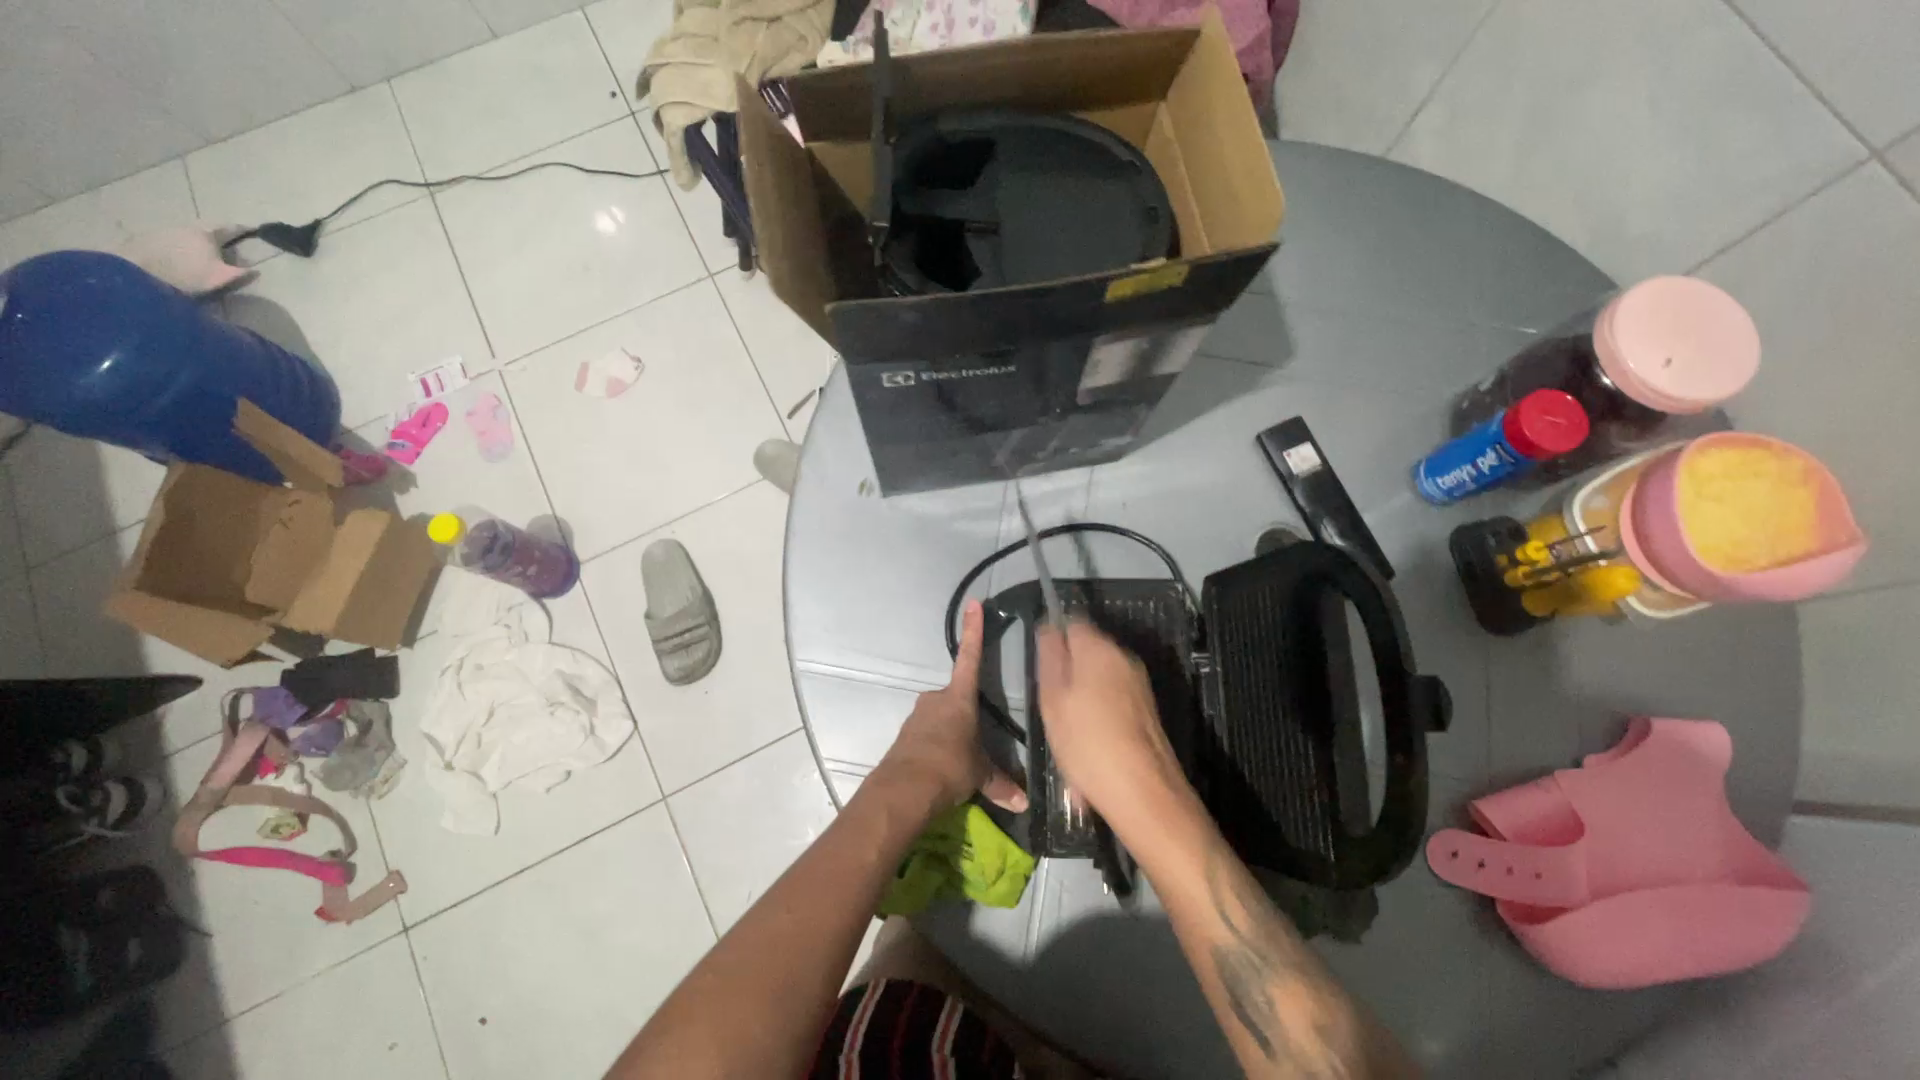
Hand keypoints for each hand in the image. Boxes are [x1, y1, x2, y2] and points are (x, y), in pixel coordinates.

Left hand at [873, 600, 1028, 813]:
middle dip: (965, 719)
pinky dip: (935, 752)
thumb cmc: (950, 768)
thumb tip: (1023, 803)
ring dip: (949, 738)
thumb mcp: (980, 776)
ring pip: (940, 721)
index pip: (970, 658)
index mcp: (959, 699)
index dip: (973, 631)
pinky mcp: (904, 738)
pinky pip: (926, 739)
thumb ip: (1001, 784)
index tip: (972, 604)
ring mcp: (917, 718)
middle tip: (976, 746)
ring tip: (960, 765)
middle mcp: (936, 700)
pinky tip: (942, 772)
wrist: (905, 788)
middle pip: (955, 700)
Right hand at [1035, 621, 1184, 820]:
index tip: (1041, 668)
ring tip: (1070, 731)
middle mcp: (1123, 657)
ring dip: (1083, 695)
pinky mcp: (1147, 708)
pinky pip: (1114, 699)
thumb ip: (1050, 656)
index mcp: (1099, 648)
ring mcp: (1139, 683)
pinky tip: (1091, 745)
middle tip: (1052, 704)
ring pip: (1100, 677)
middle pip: (1088, 650)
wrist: (1142, 789)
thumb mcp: (1052, 699)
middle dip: (1069, 670)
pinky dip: (1100, 714)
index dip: (1053, 638)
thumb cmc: (1086, 742)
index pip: (1071, 621)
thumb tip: (1049, 627)